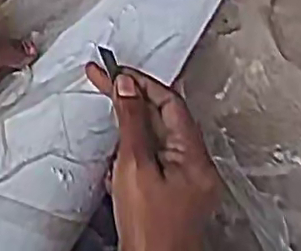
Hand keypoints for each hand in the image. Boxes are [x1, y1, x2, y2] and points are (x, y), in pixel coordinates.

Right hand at [86, 65, 218, 250]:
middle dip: (132, 94)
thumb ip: (131, 120)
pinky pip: (154, 149)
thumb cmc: (150, 227)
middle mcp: (196, 167)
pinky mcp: (173, 188)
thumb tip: (126, 85)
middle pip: (164, 115)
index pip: (171, 103)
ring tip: (107, 100)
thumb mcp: (134, 164)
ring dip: (130, 115)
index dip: (142, 82)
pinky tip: (117, 137)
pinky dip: (133, 137)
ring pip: (157, 131)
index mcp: (195, 159)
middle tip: (104, 76)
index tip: (116, 71)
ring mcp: (186, 179)